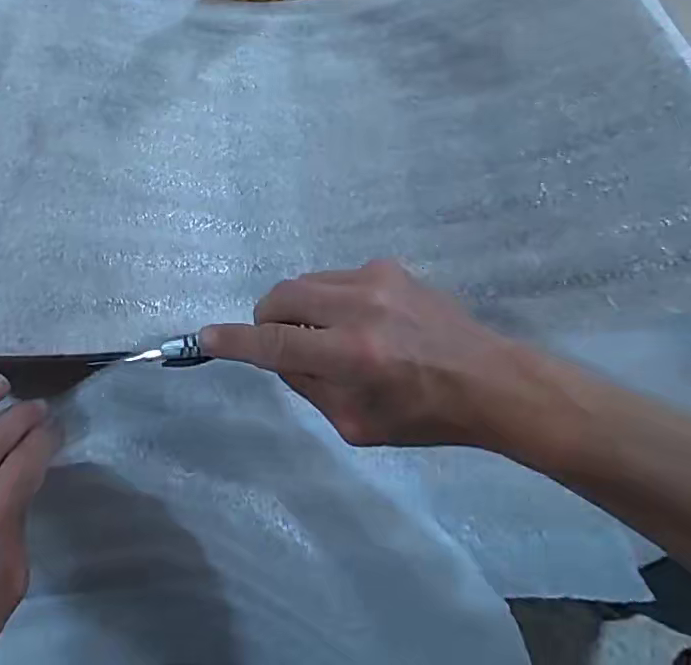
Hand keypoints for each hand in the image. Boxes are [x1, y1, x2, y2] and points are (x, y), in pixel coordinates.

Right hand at [198, 259, 531, 447]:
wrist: (485, 377)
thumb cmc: (423, 414)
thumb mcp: (358, 424)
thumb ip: (308, 386)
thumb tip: (276, 354)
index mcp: (354, 357)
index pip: (275, 345)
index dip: (234, 342)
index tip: (205, 337)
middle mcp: (360, 308)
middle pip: (282, 296)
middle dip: (268, 319)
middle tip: (284, 344)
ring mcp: (376, 278)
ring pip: (307, 282)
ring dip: (301, 309)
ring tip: (331, 336)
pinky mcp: (389, 265)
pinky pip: (336, 278)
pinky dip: (331, 299)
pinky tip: (362, 321)